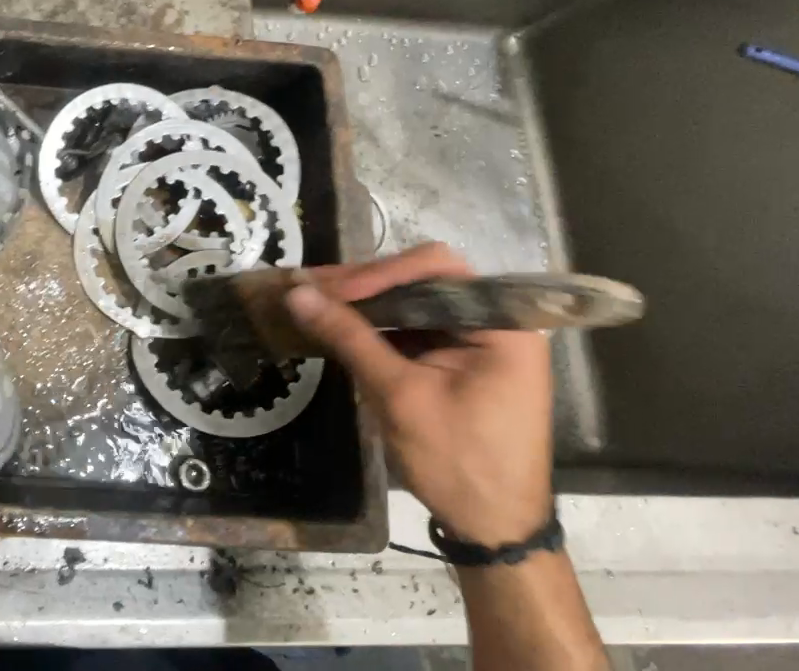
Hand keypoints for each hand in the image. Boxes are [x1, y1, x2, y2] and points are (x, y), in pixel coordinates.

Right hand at [285, 243, 552, 545]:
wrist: (493, 529)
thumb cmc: (458, 462)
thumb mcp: (399, 395)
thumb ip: (350, 338)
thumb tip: (296, 293)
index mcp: (501, 326)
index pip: (436, 269)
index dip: (380, 272)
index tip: (330, 290)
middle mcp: (494, 323)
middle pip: (422, 280)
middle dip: (363, 284)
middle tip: (308, 288)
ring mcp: (476, 341)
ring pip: (412, 301)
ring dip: (362, 302)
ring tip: (312, 300)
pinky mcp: (457, 360)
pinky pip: (412, 327)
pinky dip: (374, 325)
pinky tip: (336, 322)